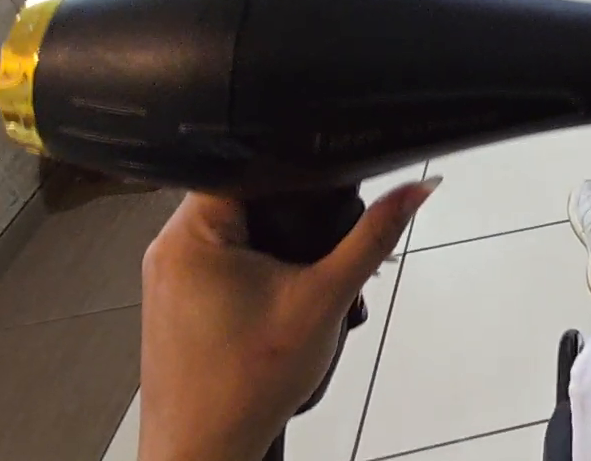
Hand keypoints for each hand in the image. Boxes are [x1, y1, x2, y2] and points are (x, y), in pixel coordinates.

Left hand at [139, 182, 436, 460]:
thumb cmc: (248, 383)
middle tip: (332, 223)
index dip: (292, 159)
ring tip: (317, 255)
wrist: (205, 458)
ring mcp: (173, 274)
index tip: (333, 169)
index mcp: (190, 236)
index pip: (243, 161)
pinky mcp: (183, 296)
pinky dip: (267, 255)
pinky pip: (230, 250)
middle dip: (298, 203)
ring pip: (242, 221)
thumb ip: (375, 234)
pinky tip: (294, 279)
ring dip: (285, 231)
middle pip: (247, 190)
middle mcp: (171, 248)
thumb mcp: (327, 297)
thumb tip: (419, 188)